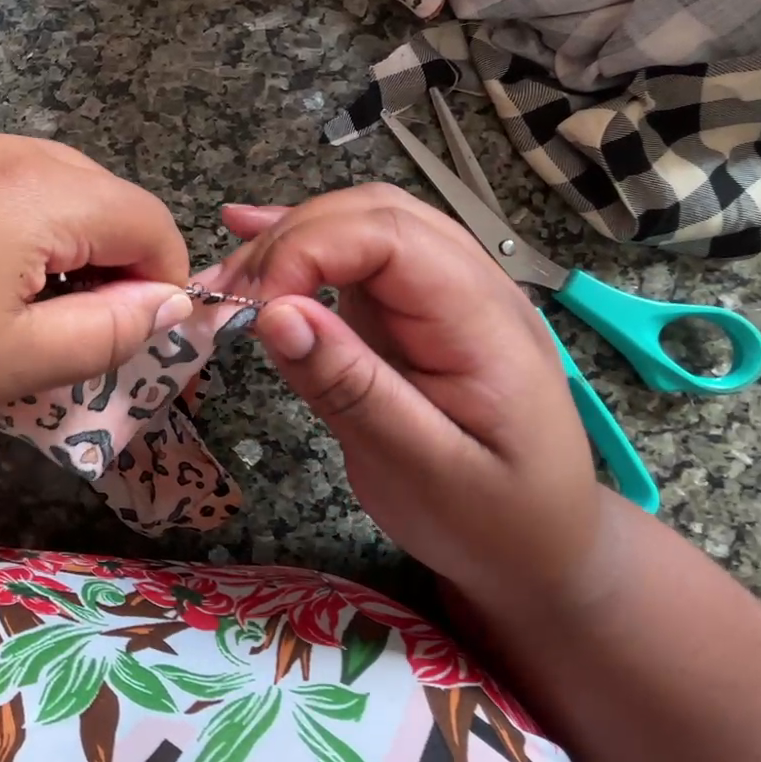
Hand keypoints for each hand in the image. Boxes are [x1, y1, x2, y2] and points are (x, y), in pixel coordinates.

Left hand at [0, 134, 193, 431]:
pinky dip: (6, 221)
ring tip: (15, 303)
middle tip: (69, 326)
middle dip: (110, 258)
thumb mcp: (17, 361)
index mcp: (38, 190)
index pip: (147, 219)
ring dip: (58, 239)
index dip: (161, 282)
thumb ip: (112, 331)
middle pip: (99, 193)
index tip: (130, 336)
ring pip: (44, 183)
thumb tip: (170, 303)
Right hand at [218, 185, 602, 606]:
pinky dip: (294, 239)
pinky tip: (247, 228)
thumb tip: (272, 313)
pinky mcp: (402, 307)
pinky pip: (349, 251)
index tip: (248, 306)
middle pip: (370, 215)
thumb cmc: (489, 518)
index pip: (390, 237)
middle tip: (225, 298)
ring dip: (282, 240)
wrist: (536, 546)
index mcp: (483, 323)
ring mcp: (435, 293)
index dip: (307, 251)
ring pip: (355, 222)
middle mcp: (467, 288)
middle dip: (285, 242)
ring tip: (223, 281)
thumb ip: (349, 387)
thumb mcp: (419, 467)